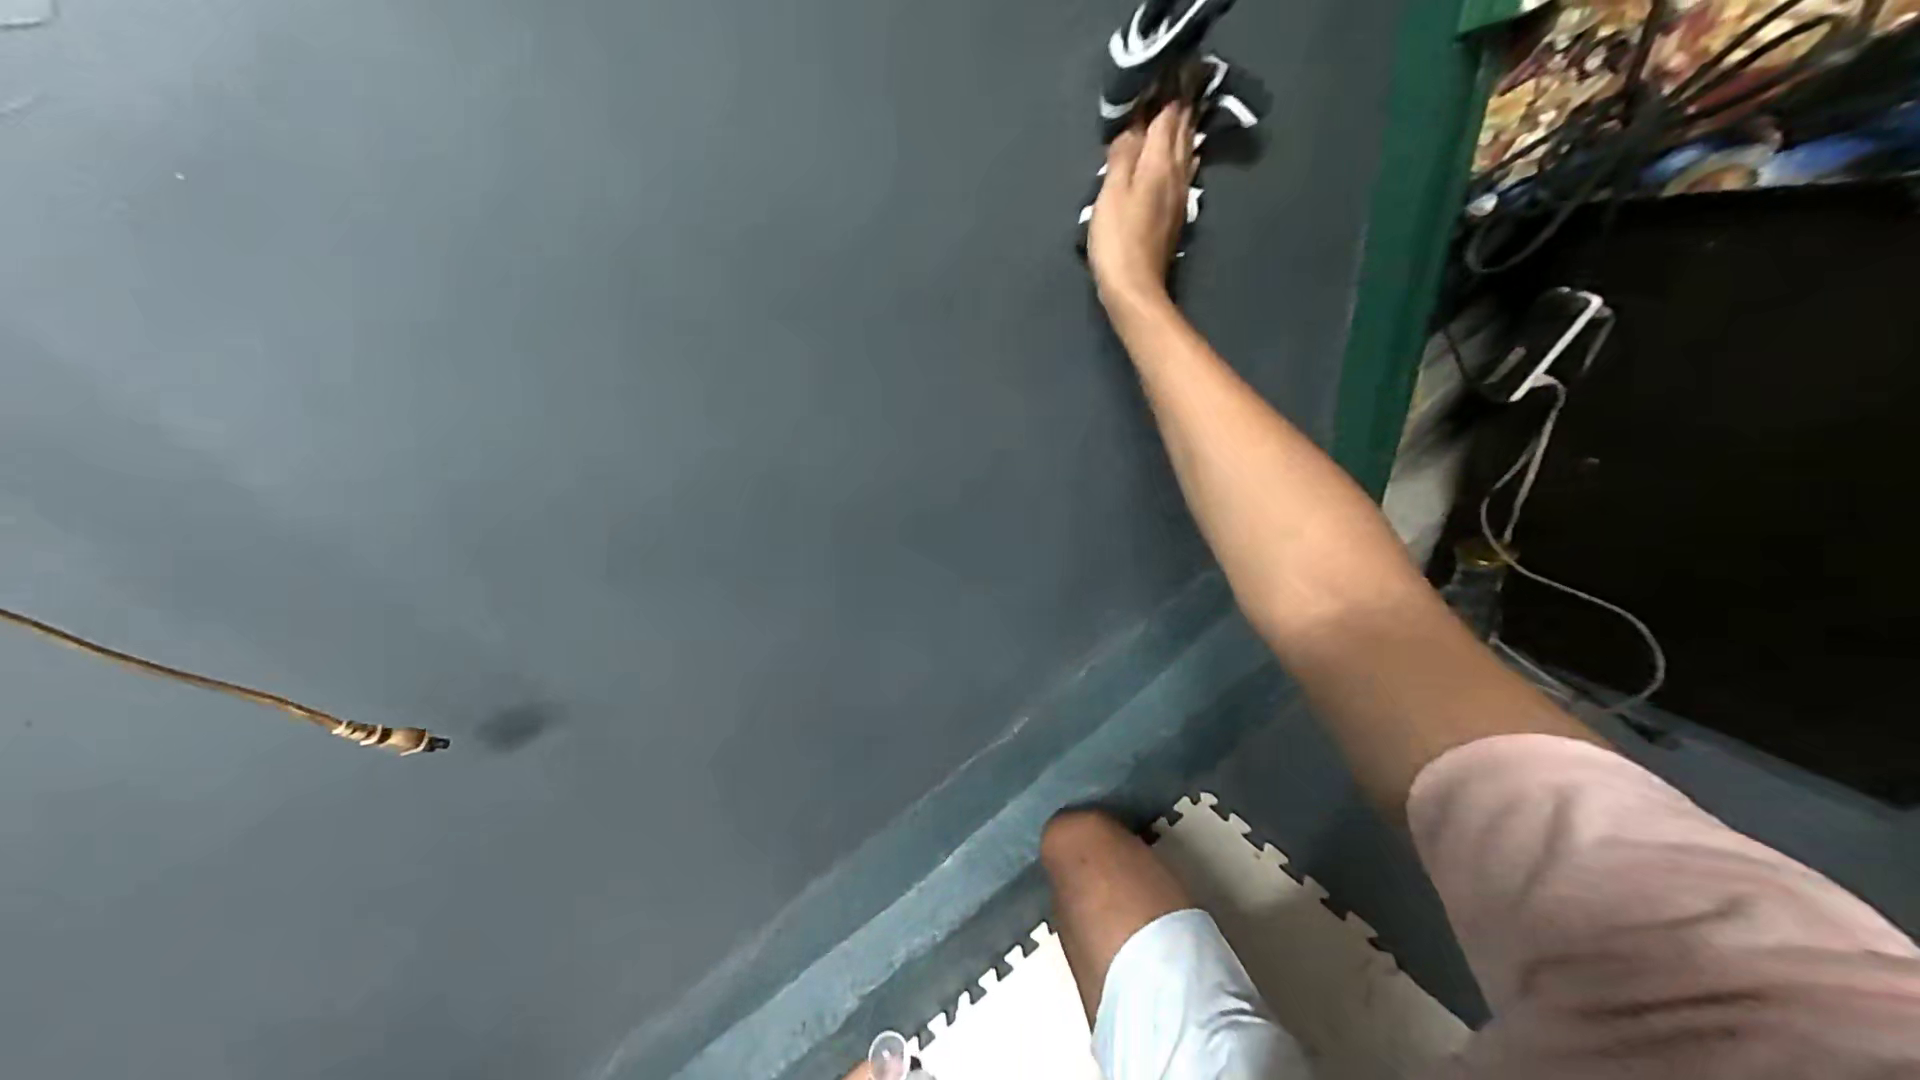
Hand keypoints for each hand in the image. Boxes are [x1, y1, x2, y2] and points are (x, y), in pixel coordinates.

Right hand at [1087, 101, 1197, 310]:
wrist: (1135, 289)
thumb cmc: (1117, 241)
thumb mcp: (1111, 193)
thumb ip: (1122, 156)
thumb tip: (1133, 127)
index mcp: (1159, 164)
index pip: (1166, 119)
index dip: (1163, 98)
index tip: (1158, 80)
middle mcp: (1177, 175)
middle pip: (1181, 133)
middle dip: (1178, 110)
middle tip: (1174, 90)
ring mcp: (1180, 197)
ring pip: (1186, 153)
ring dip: (1184, 131)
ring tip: (1182, 115)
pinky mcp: (1175, 216)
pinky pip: (1184, 174)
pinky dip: (1184, 158)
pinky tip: (1185, 158)